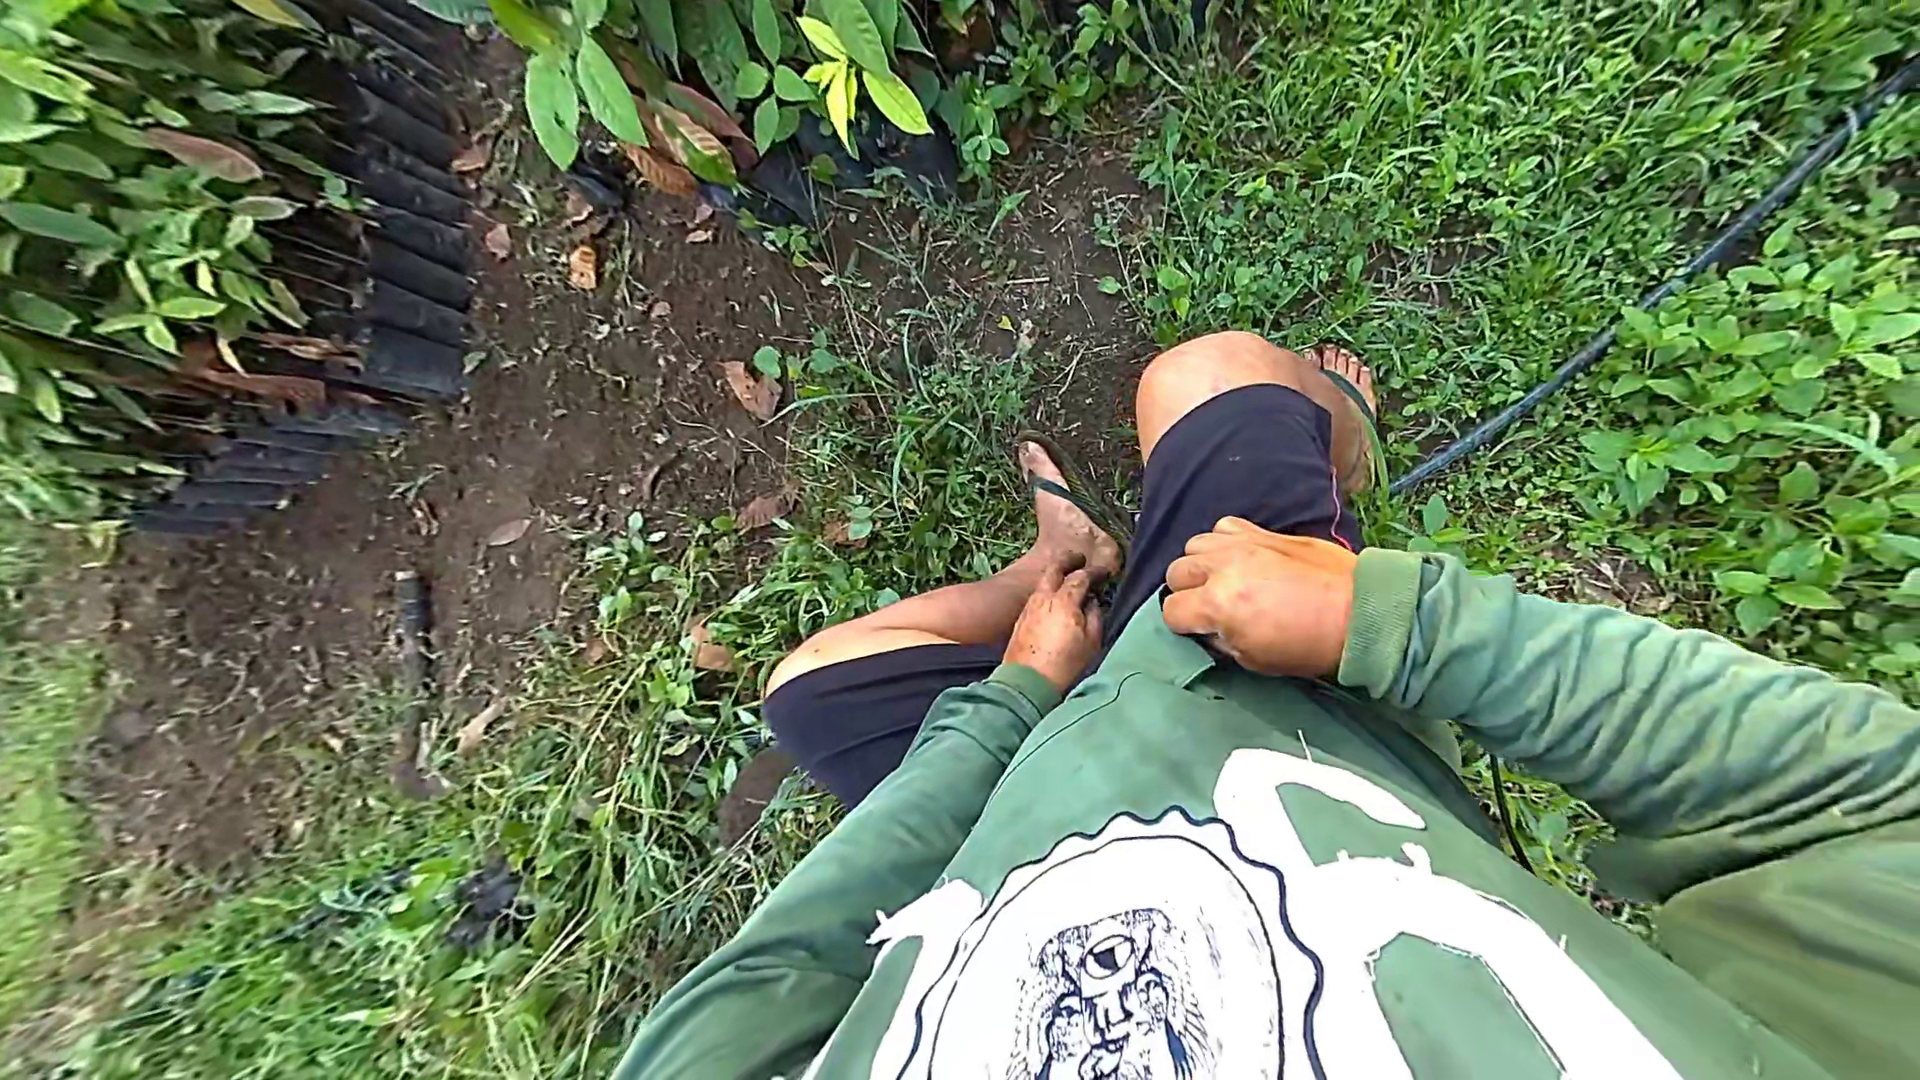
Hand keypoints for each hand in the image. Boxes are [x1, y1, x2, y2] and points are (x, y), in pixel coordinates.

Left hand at [1004, 561, 1103, 693]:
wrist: (1027, 682)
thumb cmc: (1065, 665)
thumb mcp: (1091, 642)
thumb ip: (1094, 615)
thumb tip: (1092, 601)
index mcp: (1064, 601)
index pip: (1081, 577)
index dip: (1095, 572)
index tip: (1105, 572)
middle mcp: (1044, 597)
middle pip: (1055, 568)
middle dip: (1069, 560)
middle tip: (1080, 559)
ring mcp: (1029, 606)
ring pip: (1043, 580)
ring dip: (1056, 574)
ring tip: (1068, 577)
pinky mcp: (1021, 617)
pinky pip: (1037, 593)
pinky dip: (1048, 588)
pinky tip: (1054, 596)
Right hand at [1162, 517, 1358, 677]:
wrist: (1361, 612)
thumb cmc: (1310, 644)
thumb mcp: (1254, 660)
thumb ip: (1219, 640)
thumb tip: (1206, 628)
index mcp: (1218, 604)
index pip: (1171, 610)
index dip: (1181, 624)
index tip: (1197, 629)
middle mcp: (1222, 568)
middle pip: (1175, 573)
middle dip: (1187, 592)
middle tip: (1210, 605)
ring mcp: (1241, 544)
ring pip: (1194, 546)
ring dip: (1201, 564)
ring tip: (1220, 578)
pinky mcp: (1261, 532)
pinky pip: (1223, 527)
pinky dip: (1223, 542)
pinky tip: (1237, 557)